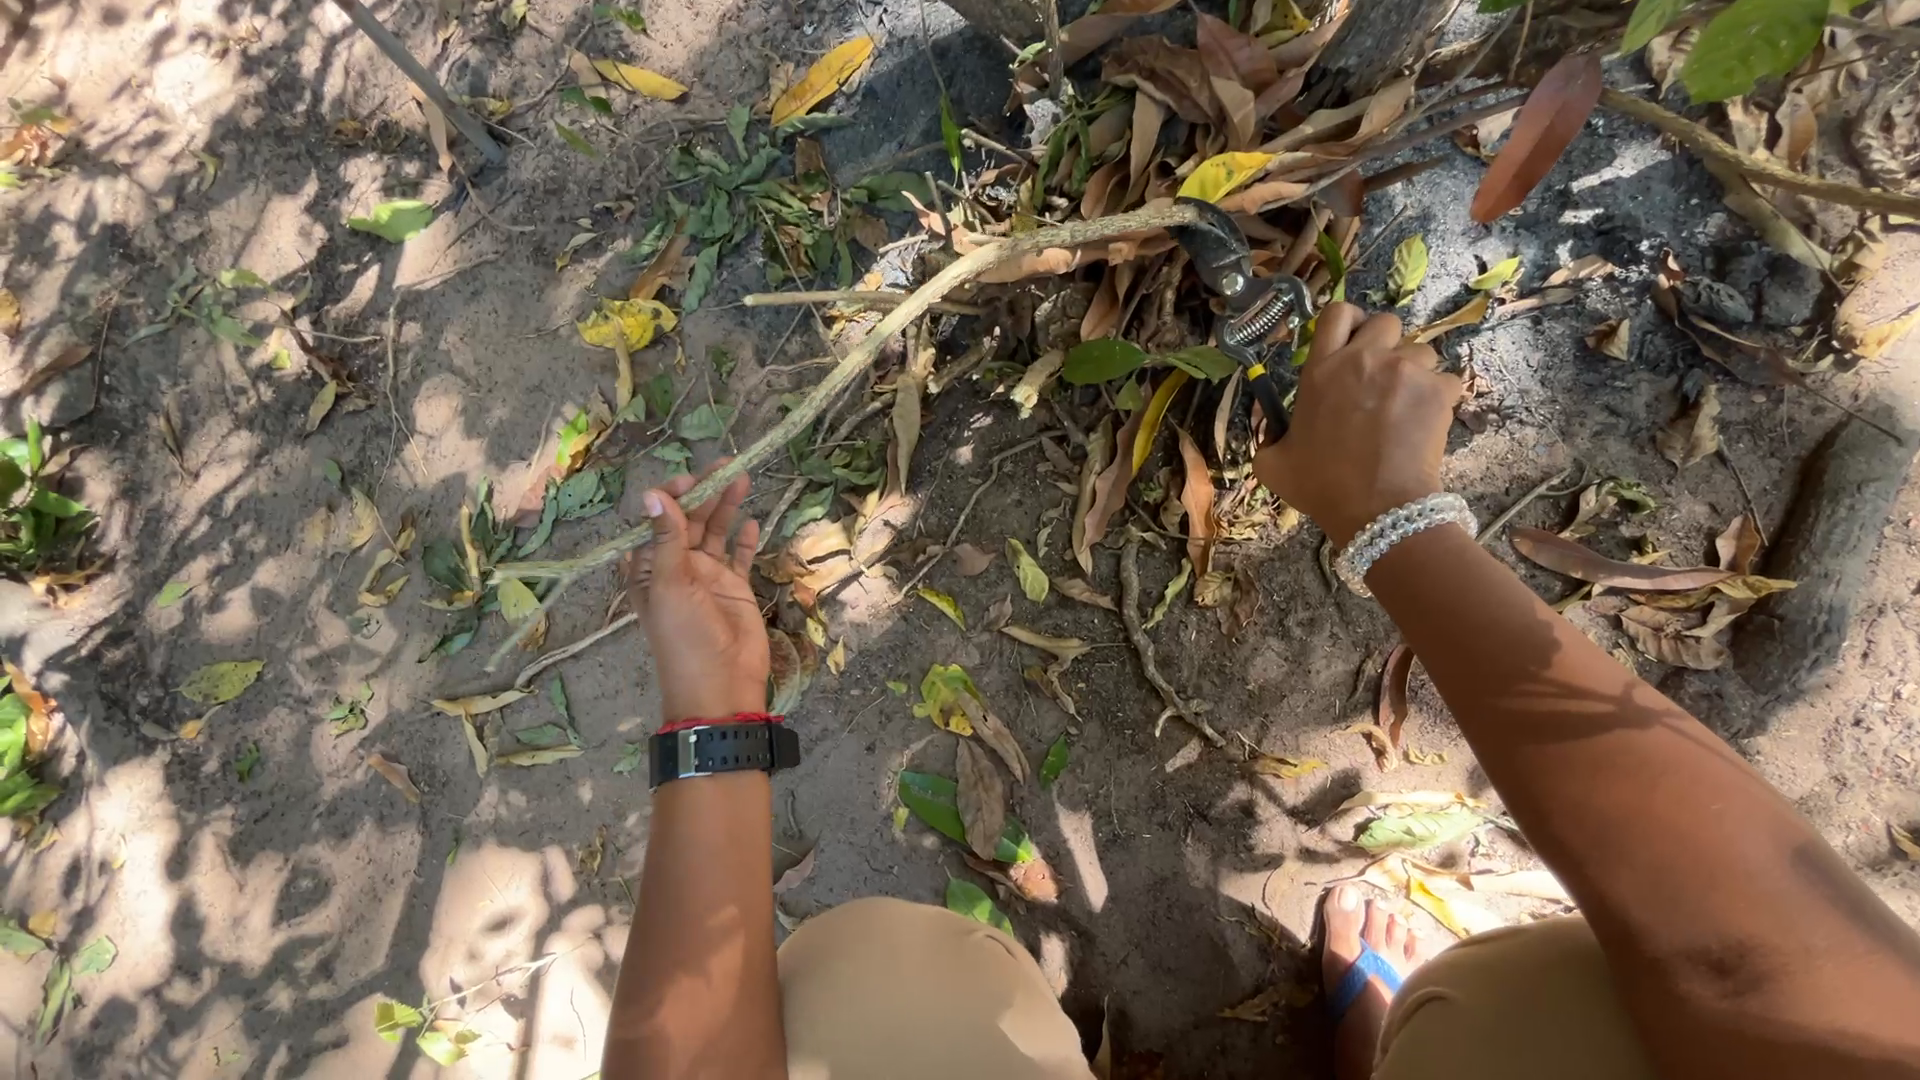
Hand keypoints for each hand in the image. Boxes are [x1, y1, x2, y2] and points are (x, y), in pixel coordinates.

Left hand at [624, 462, 769, 724]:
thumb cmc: (685, 636)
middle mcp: (678, 567)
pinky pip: (739, 556)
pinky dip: (745, 538)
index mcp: (650, 567)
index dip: (671, 497)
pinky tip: (753, 521)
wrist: (721, 683)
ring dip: (727, 507)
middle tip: (727, 467)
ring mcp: (708, 577)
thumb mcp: (670, 585)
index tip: (692, 479)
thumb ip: (666, 538)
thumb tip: (652, 493)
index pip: (657, 521)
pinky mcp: (736, 587)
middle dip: (705, 494)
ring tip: (743, 479)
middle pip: (690, 521)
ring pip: (716, 532)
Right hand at [1253, 302, 1460, 548]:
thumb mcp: (1272, 462)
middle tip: (1378, 375)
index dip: (1347, 321)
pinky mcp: (1438, 391)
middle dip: (1385, 343)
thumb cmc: (1320, 486)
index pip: (1336, 313)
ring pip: (1419, 350)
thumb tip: (1274, 429)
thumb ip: (1270, 435)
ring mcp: (1405, 372)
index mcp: (1320, 370)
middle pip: (1385, 321)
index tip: (1349, 341)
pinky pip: (1444, 380)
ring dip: (1412, 372)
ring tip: (1403, 405)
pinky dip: (1436, 397)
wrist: (1376, 507)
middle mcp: (1363, 360)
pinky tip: (1422, 422)